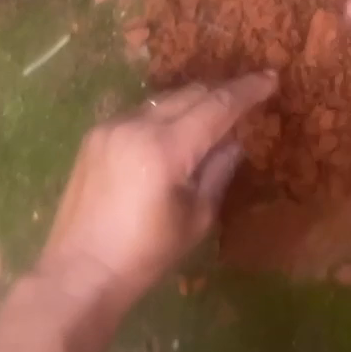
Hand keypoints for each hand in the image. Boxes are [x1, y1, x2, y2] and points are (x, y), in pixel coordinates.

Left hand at [34, 73, 277, 308]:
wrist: (79, 274)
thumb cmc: (145, 255)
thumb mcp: (196, 218)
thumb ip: (218, 170)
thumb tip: (233, 140)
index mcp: (166, 148)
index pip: (217, 106)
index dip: (247, 90)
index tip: (271, 77)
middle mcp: (138, 125)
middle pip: (191, 93)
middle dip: (221, 94)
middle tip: (245, 102)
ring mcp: (113, 125)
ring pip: (165, 99)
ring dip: (192, 104)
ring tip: (208, 122)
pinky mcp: (96, 134)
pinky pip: (141, 112)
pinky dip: (163, 117)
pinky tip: (170, 137)